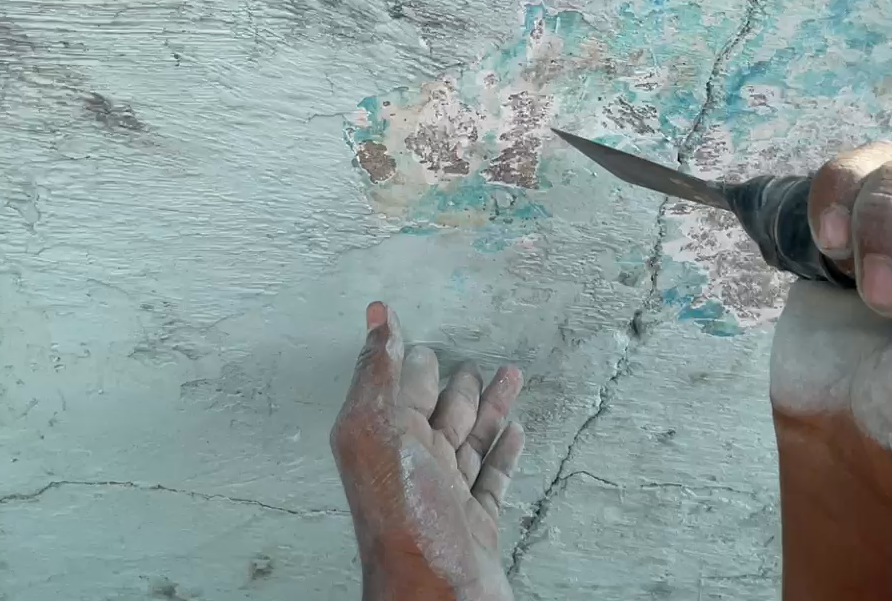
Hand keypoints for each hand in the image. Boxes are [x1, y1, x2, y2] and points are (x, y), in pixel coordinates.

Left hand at [332, 301, 525, 600]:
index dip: (410, 355)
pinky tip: (515, 433)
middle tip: (471, 357)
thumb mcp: (379, 429)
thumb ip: (379, 372)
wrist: (438, 596)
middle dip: (457, 381)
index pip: (400, 384)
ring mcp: (446, 494)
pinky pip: (492, 477)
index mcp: (385, 439)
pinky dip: (504, 451)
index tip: (410, 327)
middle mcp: (413, 464)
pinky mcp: (476, 521)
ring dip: (491, 406)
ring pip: (471, 438)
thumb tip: (376, 318)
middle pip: (440, 410)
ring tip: (509, 377)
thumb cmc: (407, 520)